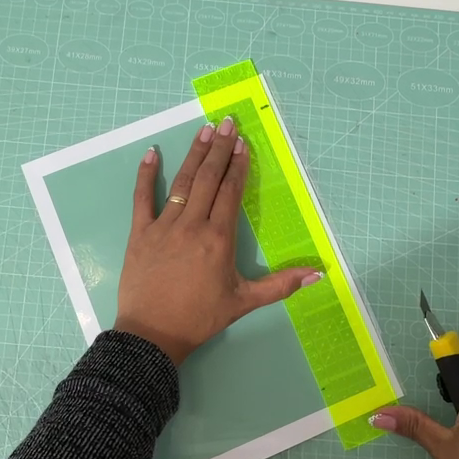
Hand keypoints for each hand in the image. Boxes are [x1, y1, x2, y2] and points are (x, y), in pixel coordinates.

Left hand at [114, 116, 320, 365]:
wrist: (152, 335)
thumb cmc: (200, 318)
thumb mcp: (244, 302)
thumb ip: (280, 285)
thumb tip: (318, 274)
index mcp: (218, 239)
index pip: (230, 193)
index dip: (238, 166)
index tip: (243, 144)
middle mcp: (192, 225)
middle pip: (208, 179)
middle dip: (219, 149)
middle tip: (227, 123)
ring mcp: (164, 226)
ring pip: (181, 183)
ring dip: (194, 155)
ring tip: (204, 131)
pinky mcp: (140, 234)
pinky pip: (142, 198)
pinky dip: (146, 175)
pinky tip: (151, 153)